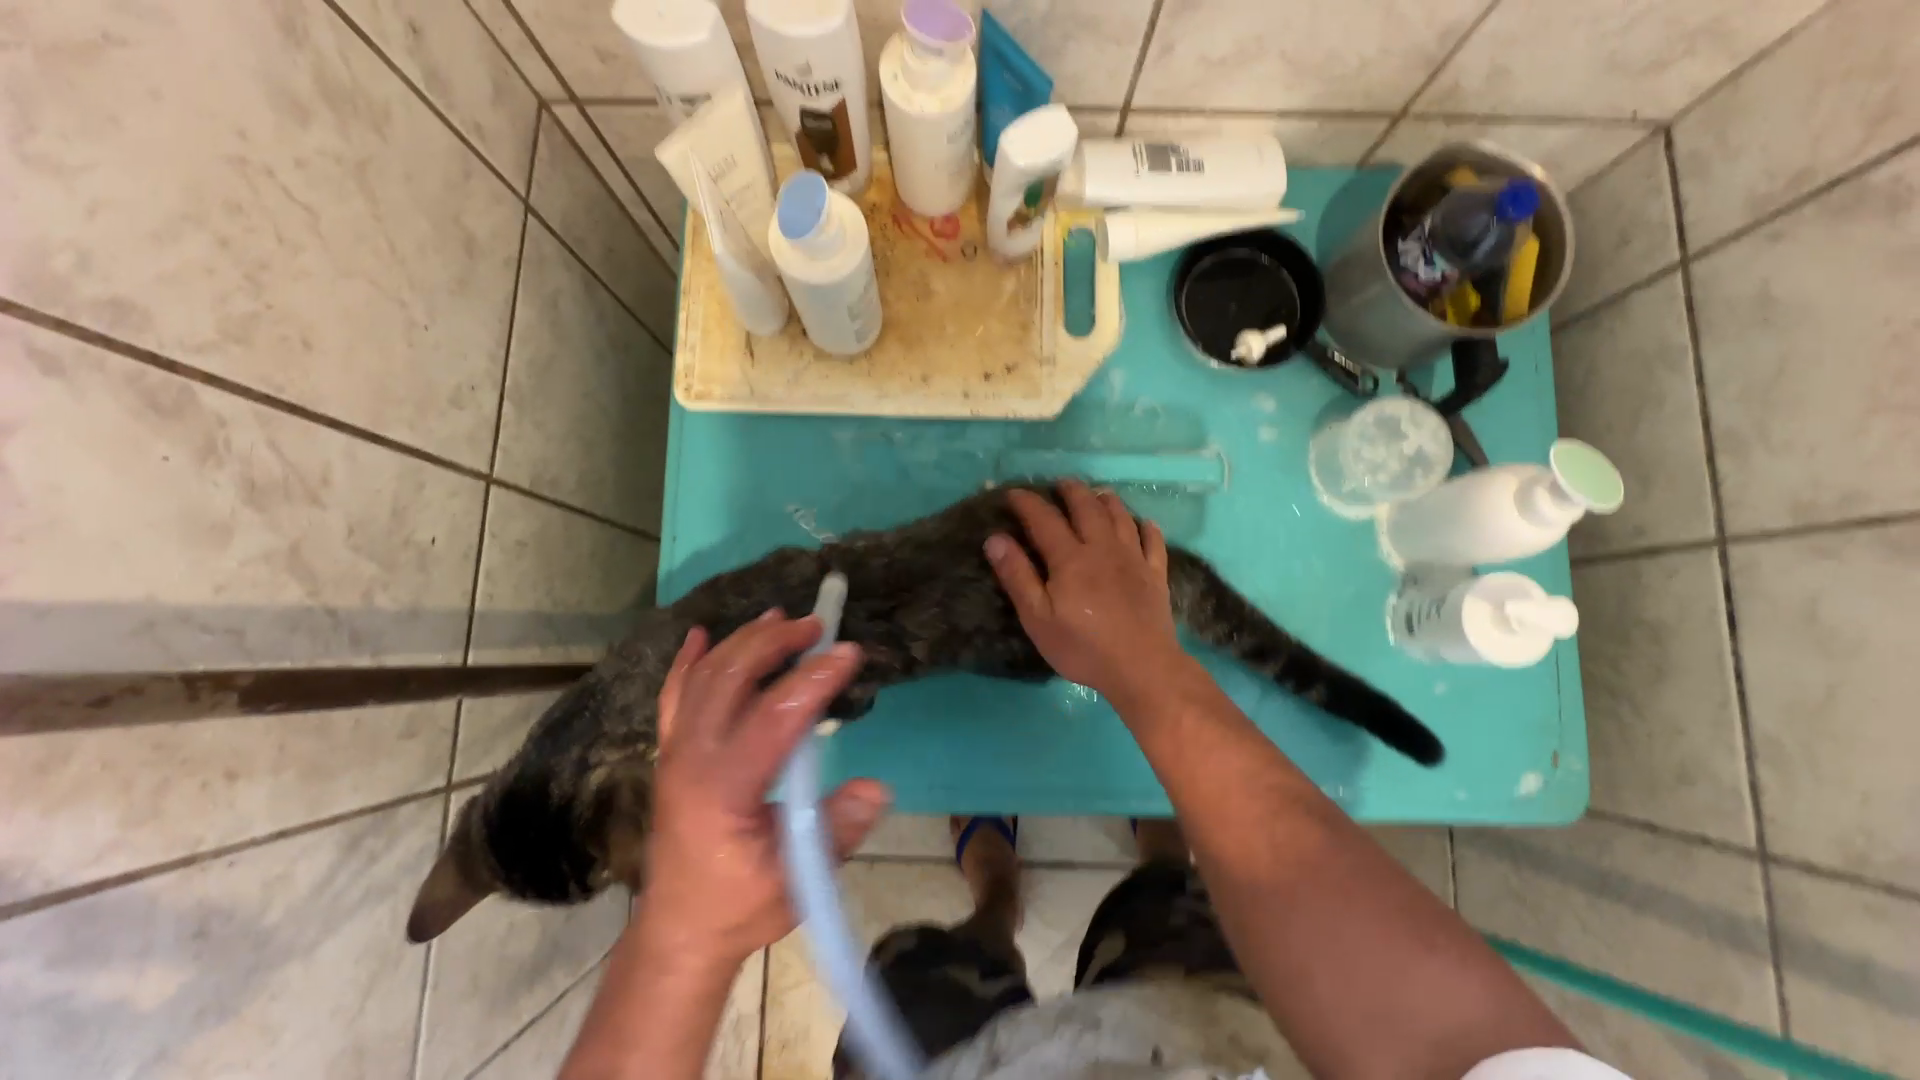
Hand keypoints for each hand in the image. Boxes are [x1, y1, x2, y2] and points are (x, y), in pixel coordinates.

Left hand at [634, 612, 890, 967]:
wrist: (680, 929)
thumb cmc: (741, 906)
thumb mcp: (797, 880)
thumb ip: (834, 832)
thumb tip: (875, 788)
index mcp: (723, 789)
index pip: (771, 717)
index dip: (813, 679)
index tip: (850, 653)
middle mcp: (691, 760)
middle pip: (728, 679)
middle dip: (773, 644)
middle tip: (816, 626)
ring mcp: (674, 753)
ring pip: (703, 678)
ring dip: (742, 641)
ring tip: (780, 619)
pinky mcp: (670, 755)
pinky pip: (674, 696)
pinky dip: (689, 661)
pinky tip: (702, 635)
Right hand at [984, 479, 1190, 704]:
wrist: (1142, 667)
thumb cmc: (1083, 647)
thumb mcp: (1038, 618)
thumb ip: (1018, 576)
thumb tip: (996, 538)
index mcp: (1070, 558)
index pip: (1044, 519)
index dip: (1027, 503)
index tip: (1013, 493)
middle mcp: (1103, 548)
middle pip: (1087, 507)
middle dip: (1071, 491)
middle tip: (1060, 484)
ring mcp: (1134, 559)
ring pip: (1121, 517)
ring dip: (1107, 500)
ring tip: (1098, 493)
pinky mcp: (1156, 575)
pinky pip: (1153, 541)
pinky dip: (1147, 527)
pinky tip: (1144, 522)